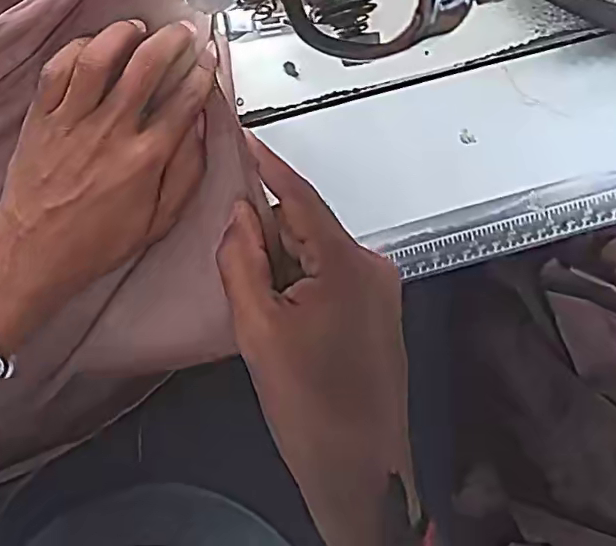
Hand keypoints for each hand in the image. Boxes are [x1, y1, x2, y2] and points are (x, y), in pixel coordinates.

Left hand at [0, 20, 218, 370]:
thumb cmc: (93, 242)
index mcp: (144, 159)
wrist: (33, 251)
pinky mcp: (42, 117)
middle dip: (171, 40)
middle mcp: (109, 132)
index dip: (202, 71)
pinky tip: (91, 46)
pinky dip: (75, 49)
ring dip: (122, 35)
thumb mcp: (158, 222)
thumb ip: (186, 173)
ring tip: (136, 29)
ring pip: (98, 58)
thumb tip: (199, 128)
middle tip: (180, 32)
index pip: (183, 99)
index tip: (207, 57)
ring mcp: (72, 121)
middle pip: (146, 66)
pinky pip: (56, 69)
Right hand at [217, 133, 417, 545]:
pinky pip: (325, 272)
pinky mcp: (375, 308)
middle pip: (302, 225)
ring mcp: (377, 289)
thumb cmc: (314, 412)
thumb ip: (241, 259)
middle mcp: (371, 268)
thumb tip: (237, 215)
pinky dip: (297, 282)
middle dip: (267, 240)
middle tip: (243, 280)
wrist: (361, 479)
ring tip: (269, 319)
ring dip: (282, 267)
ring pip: (311, 250)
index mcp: (346, 266)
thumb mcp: (257, 329)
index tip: (245, 137)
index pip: (299, 196)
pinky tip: (286, 323)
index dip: (267, 164)